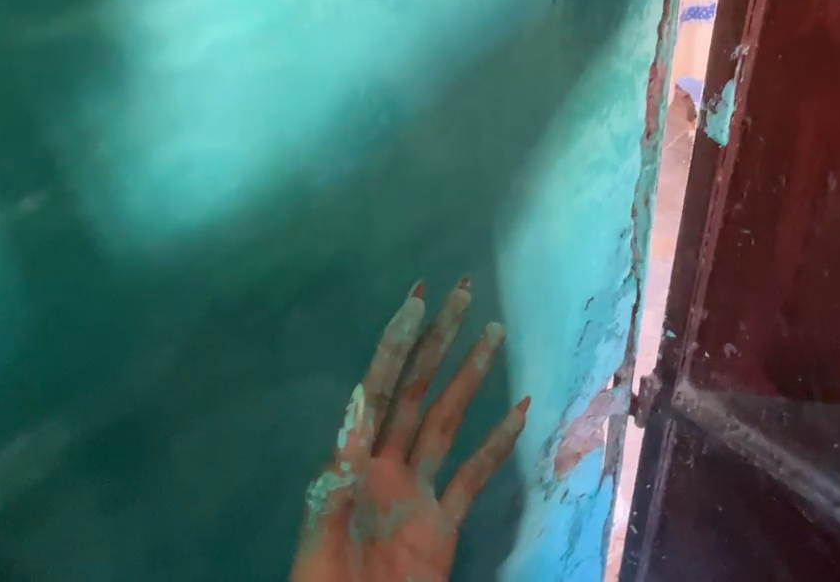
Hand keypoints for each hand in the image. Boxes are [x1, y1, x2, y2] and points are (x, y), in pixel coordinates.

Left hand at [290, 279, 528, 581]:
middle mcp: (386, 465)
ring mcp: (416, 492)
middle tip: (461, 293)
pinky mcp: (441, 526)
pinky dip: (498, 444)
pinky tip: (520, 410)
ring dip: (470, 375)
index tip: (417, 301)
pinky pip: (473, 475)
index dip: (396, 344)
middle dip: (438, 340)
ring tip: (494, 332)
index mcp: (352, 466)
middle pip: (416, 389)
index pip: (378, 390)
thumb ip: (337, 487)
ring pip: (447, 420)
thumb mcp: (320, 546)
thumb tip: (355, 413)